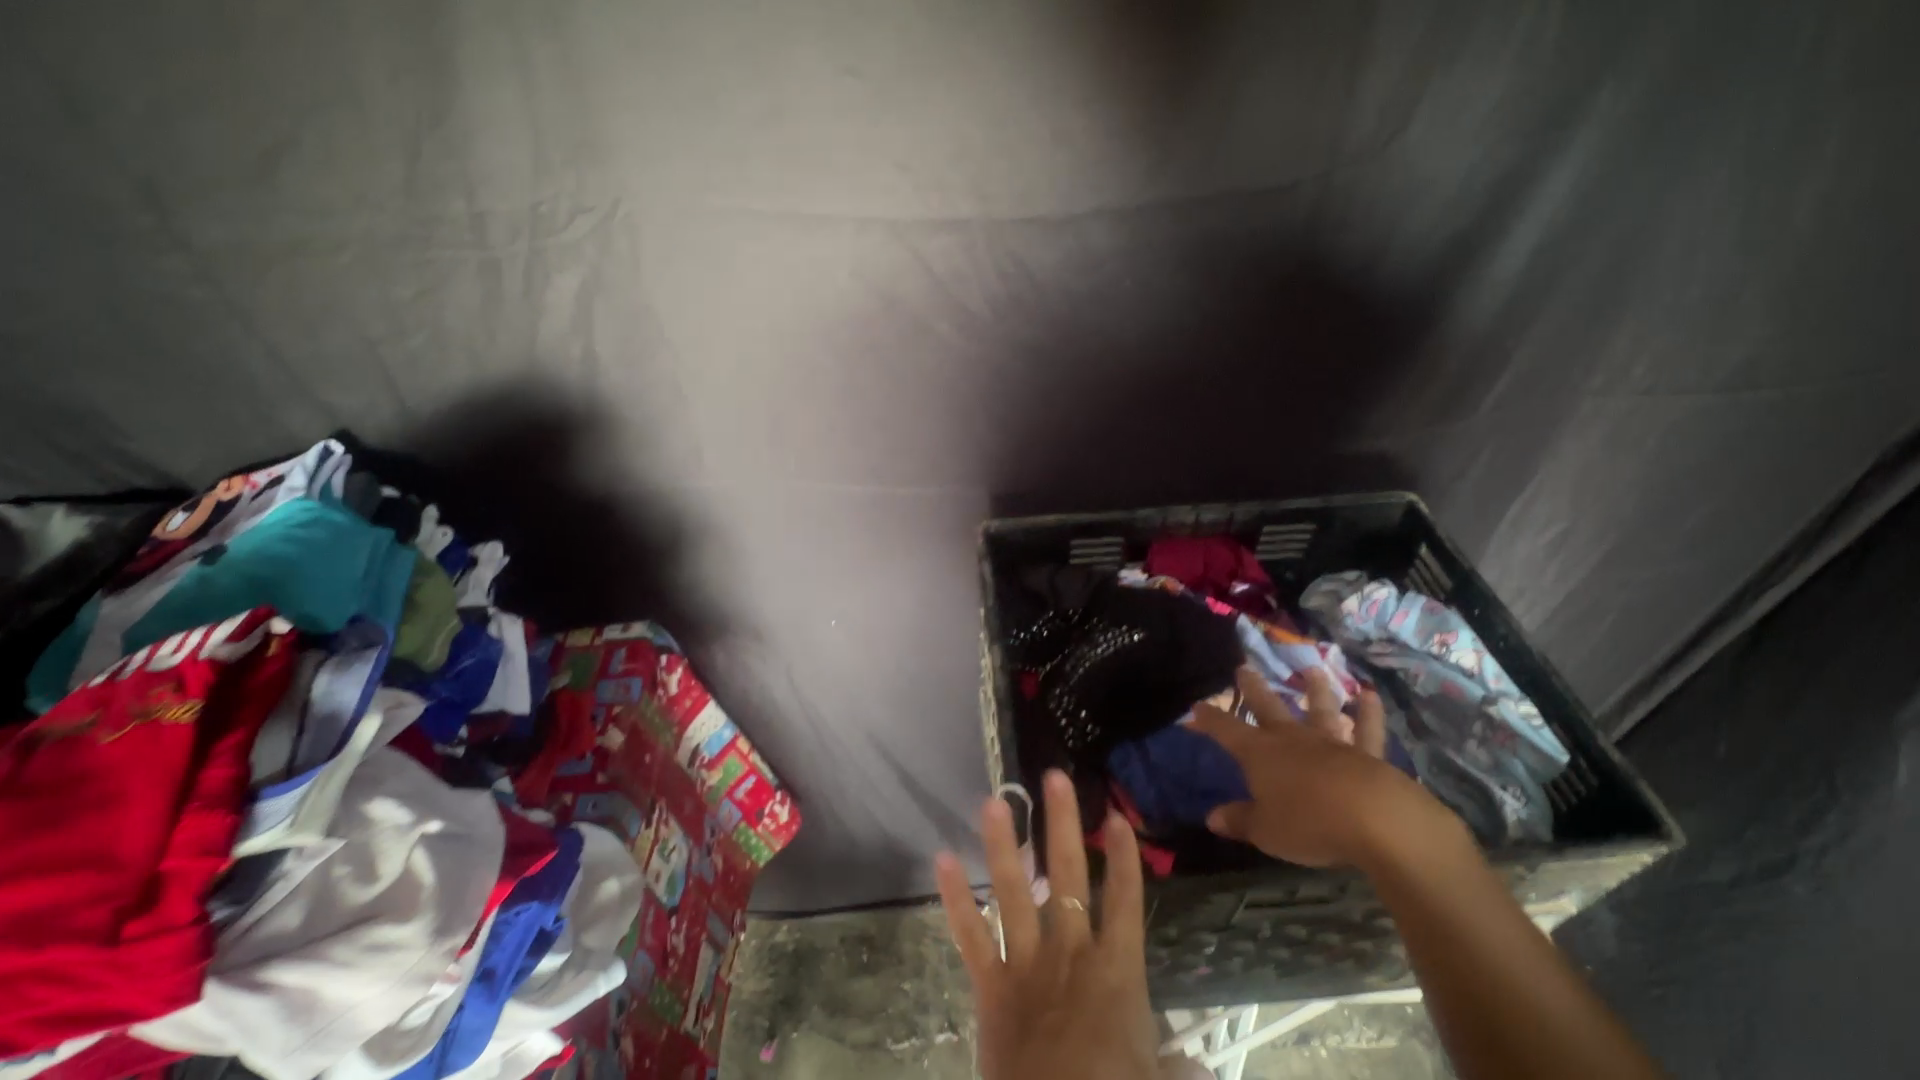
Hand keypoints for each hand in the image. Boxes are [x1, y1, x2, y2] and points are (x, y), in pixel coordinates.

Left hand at [936, 769, 1158, 1079]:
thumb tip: (1196, 1068)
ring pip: (1014, 891)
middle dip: (1062, 824)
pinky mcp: (989, 984)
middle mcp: (1070, 952)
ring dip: (1002, 844)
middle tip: (1054, 777)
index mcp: (1117, 969)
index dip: (1125, 857)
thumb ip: (1176, 1062)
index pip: (1127, 899)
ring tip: (993, 802)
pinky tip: (942, 860)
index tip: (1118, 816)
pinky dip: (955, 898)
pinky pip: (969, 934)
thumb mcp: (1155, 1075)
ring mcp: (1025, 963)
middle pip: (1068, 876)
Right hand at [1188, 667, 1450, 869]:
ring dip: (1315, 690)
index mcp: (1260, 754)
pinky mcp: (1367, 755)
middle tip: (1244, 668)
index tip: (1196, 706)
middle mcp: (1293, 740)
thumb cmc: (1308, 823)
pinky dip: (1369, 713)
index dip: (1209, 719)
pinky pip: (1368, 730)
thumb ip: (1239, 820)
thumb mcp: (1264, 830)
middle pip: (1269, 707)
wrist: (1374, 819)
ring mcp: (1331, 743)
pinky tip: (1370, 697)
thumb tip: (1212, 817)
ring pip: (1320, 710)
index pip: (1226, 731)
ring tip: (1312, 670)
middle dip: (1254, 689)